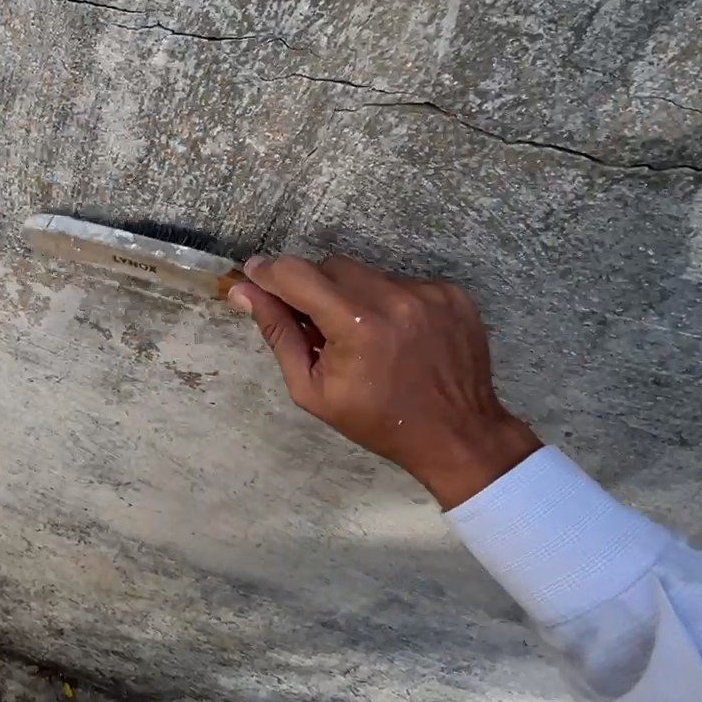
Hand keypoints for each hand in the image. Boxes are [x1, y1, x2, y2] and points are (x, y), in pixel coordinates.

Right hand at [229, 254, 541, 508]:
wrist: (459, 435)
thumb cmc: (376, 419)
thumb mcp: (311, 388)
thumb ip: (277, 333)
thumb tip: (243, 291)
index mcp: (356, 326)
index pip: (295, 274)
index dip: (268, 272)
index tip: (253, 274)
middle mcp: (393, 299)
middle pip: (329, 266)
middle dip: (313, 287)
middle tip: (316, 322)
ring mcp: (427, 293)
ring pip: (364, 272)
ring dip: (350, 292)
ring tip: (363, 332)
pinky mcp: (451, 293)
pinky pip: (399, 280)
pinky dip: (387, 299)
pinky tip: (395, 332)